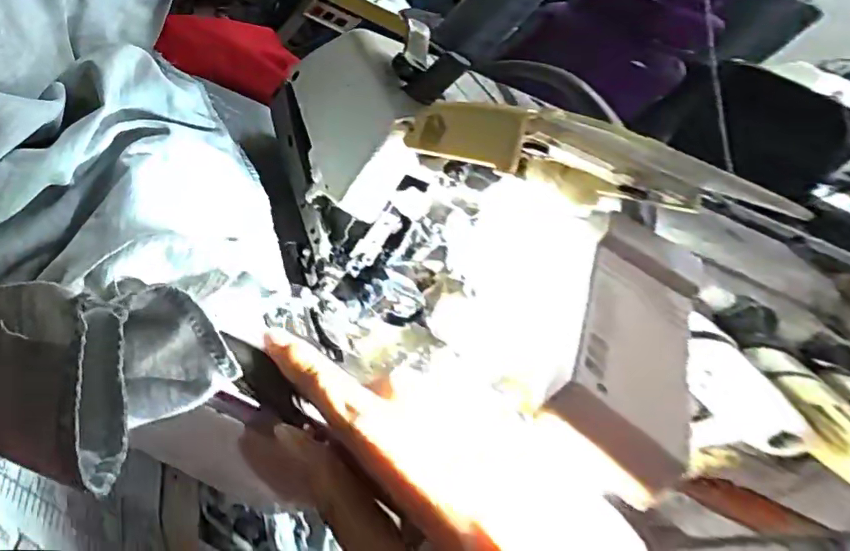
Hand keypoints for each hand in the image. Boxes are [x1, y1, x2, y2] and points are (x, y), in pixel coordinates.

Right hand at [262, 330, 644, 550]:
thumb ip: (342, 504)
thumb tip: (293, 436)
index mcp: (455, 510)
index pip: (360, 417)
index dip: (310, 373)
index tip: (274, 339)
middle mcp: (506, 476)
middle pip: (406, 392)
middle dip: (370, 406)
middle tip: (364, 456)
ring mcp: (549, 473)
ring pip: (449, 398)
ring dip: (414, 416)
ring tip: (421, 478)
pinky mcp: (575, 480)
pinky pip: (495, 423)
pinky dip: (464, 435)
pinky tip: (473, 487)